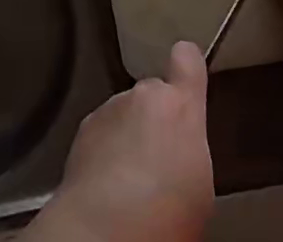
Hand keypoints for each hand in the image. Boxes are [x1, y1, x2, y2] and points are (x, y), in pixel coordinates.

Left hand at [26, 41, 212, 241]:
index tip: (186, 78)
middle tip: (155, 159)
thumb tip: (179, 151)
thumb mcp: (200, 182)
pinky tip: (103, 183)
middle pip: (153, 94)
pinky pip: (101, 132)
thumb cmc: (167, 211)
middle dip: (153, 117)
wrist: (104, 230)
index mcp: (181, 105)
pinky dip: (103, 150)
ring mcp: (111, 108)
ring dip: (126, 134)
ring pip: (125, 114)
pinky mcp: (82, 129)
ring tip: (126, 177)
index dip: (186, 64)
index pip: (187, 57)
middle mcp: (145, 95)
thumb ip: (190, 146)